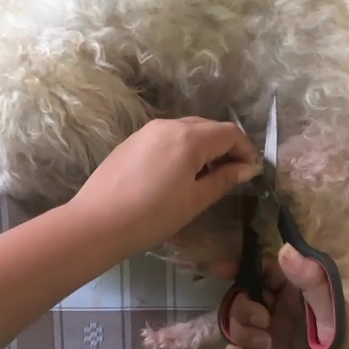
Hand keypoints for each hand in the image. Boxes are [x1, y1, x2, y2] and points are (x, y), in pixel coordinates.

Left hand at [66, 118, 257, 254]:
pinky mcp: (132, 141)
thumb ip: (223, 180)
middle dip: (225, 148)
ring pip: (186, 131)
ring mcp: (147, 131)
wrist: (97, 223)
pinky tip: (177, 176)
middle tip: (231, 176)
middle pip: (208, 127)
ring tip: (205, 178)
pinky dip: (181, 150)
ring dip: (203, 148)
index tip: (250, 173)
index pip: (230, 133)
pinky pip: (166, 138)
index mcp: (190, 138)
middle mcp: (169, 125)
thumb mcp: (194, 201)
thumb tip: (246, 169)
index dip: (246, 151)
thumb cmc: (152, 216)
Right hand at [222, 243, 348, 348]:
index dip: (239, 268)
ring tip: (267, 345)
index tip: (220, 271)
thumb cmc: (346, 342)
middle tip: (264, 322)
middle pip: (242, 298)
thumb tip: (283, 249)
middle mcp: (279, 308)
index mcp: (294, 290)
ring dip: (244, 333)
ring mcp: (271, 334)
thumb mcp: (330, 309)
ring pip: (237, 324)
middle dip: (243, 309)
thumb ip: (310, 280)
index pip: (261, 270)